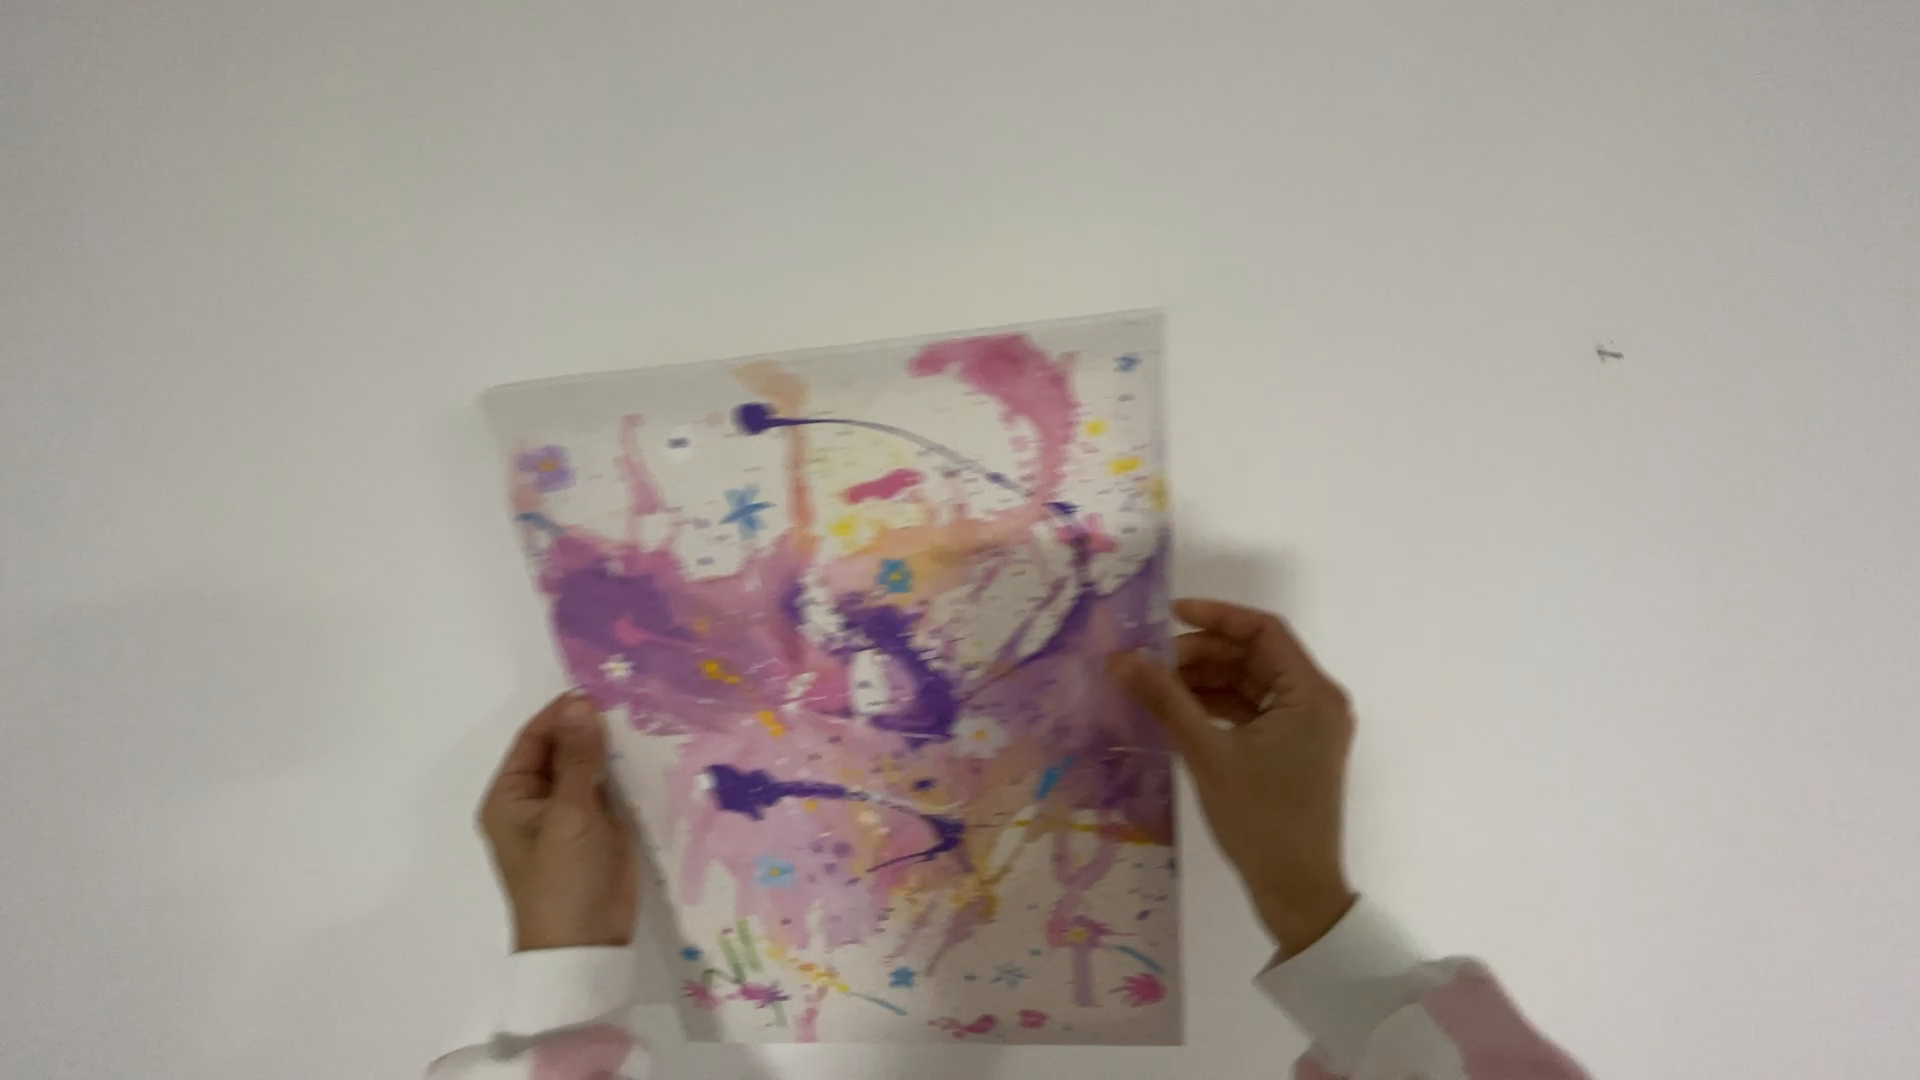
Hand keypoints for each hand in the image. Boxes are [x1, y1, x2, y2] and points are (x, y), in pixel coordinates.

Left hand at [479, 691, 639, 951]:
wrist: (588, 944)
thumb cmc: (566, 879)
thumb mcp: (571, 813)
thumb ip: (578, 756)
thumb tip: (580, 701)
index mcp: (511, 796)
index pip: (535, 737)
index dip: (565, 711)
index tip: (605, 688)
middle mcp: (536, 799)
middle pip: (563, 747)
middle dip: (593, 725)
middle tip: (635, 697)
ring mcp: (569, 812)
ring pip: (589, 764)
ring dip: (613, 745)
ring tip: (650, 716)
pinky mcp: (598, 824)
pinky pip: (609, 784)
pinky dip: (626, 767)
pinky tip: (654, 749)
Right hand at [1111, 598, 1357, 955]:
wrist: (1296, 893)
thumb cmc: (1260, 819)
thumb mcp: (1206, 753)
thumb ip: (1164, 699)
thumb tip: (1119, 658)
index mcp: (1311, 694)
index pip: (1264, 631)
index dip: (1216, 616)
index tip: (1168, 616)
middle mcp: (1315, 701)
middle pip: (1253, 655)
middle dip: (1201, 654)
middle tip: (1151, 663)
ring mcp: (1305, 725)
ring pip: (1248, 681)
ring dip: (1204, 679)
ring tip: (1156, 686)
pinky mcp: (1291, 746)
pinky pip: (1249, 708)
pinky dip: (1215, 704)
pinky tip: (1176, 709)